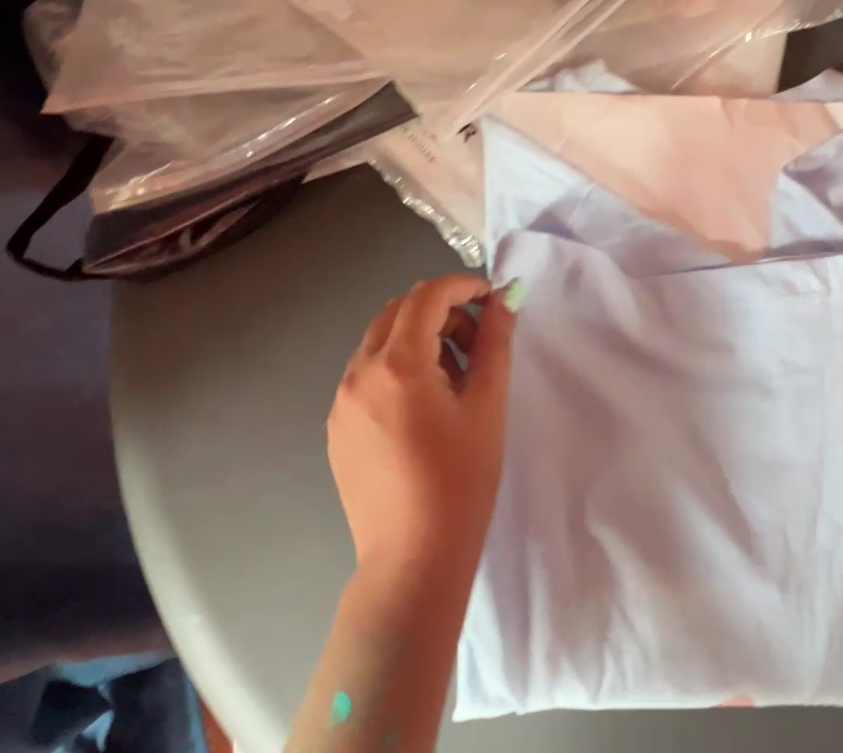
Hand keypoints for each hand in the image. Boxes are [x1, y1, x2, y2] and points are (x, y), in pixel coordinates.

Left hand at [328, 273, 517, 580]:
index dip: (463, 285)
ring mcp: (341, 402)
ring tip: (456, 379)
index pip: (427, 295)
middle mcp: (358, 373)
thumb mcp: (487, 406)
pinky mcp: (337, 428)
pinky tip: (426, 409)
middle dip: (442, 311)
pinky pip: (367, 375)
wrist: (414, 558)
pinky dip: (398, 369)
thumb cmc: (461, 481)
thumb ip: (495, 344)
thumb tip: (504, 300)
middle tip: (478, 342)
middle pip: (399, 311)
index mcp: (397, 364)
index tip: (493, 298)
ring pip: (379, 343)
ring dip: (419, 339)